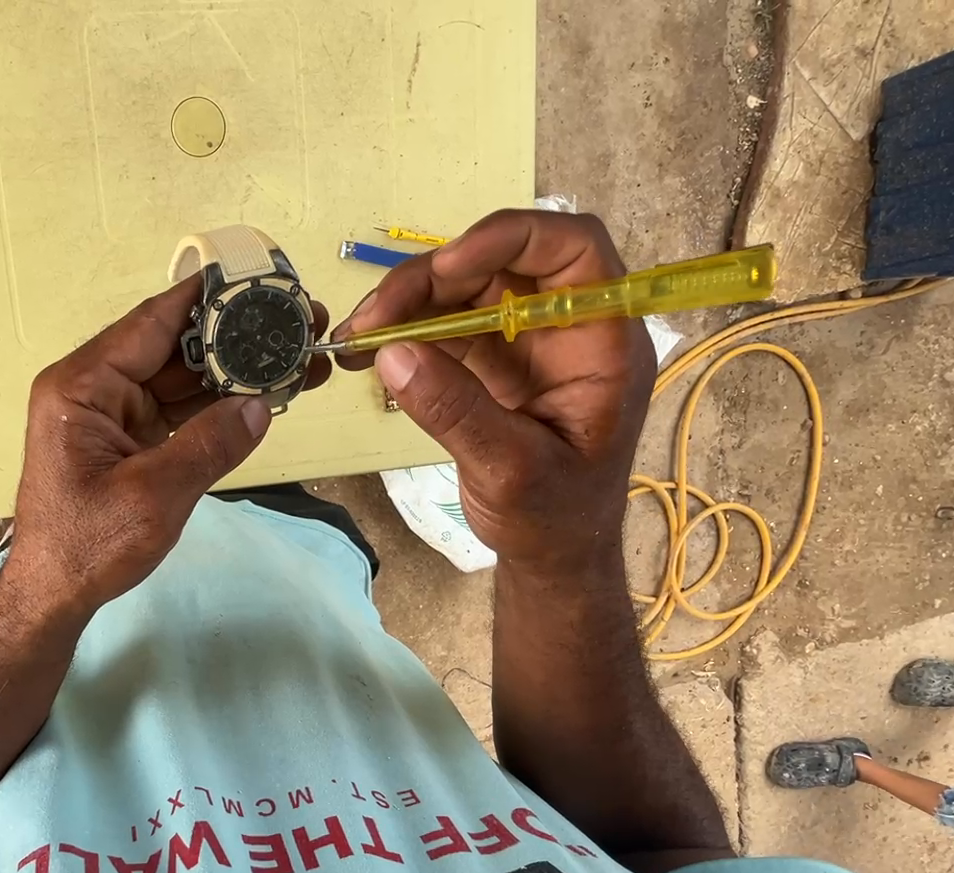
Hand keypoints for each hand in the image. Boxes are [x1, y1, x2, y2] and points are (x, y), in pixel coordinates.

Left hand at [5, 275, 328, 617]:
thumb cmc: (88, 545)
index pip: (152, 323)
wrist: (54, 594)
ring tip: (294, 359)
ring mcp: (114, 415)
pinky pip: (179, 412)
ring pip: (181, 380)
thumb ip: (209, 445)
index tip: (258, 276)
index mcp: (83, 385)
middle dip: (234, 338)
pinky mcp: (129, 441)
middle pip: (173, 348)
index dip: (207, 298)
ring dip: (233, 373)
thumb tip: (261, 405)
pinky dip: (217, 408)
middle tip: (296, 324)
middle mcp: (96, 389)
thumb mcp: (153, 496)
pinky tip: (262, 397)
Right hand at [333, 210, 653, 572]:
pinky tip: (365, 353)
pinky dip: (401, 334)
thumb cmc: (553, 517)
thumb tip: (391, 353)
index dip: (509, 238)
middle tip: (372, 318)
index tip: (445, 268)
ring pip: (461, 292)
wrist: (549, 553)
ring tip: (354, 338)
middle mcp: (561, 327)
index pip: (571, 250)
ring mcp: (521, 343)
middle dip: (430, 280)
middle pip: (498, 266)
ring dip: (404, 306)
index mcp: (599, 341)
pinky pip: (442, 328)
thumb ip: (455, 411)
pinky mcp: (487, 363)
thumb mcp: (509, 470)